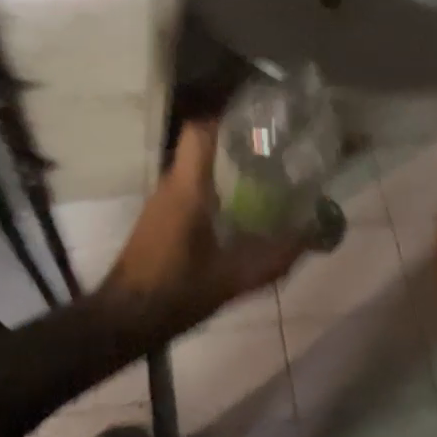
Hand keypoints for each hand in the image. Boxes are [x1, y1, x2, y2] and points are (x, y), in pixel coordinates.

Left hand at [98, 120, 305, 330]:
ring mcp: (160, 200)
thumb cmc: (176, 291)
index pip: (198, 131)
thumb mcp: (232, 279)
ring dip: (221, 165)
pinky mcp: (158, 217)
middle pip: (199, 145)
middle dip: (232, 142)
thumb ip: (273, 259)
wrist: (124, 317)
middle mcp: (171, 184)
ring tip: (259, 174)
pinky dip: (209, 186)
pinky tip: (234, 207)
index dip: (224, 118)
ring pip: (192, 166)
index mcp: (186, 188)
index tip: (256, 121)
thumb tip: (311, 238)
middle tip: (269, 149)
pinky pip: (186, 187)